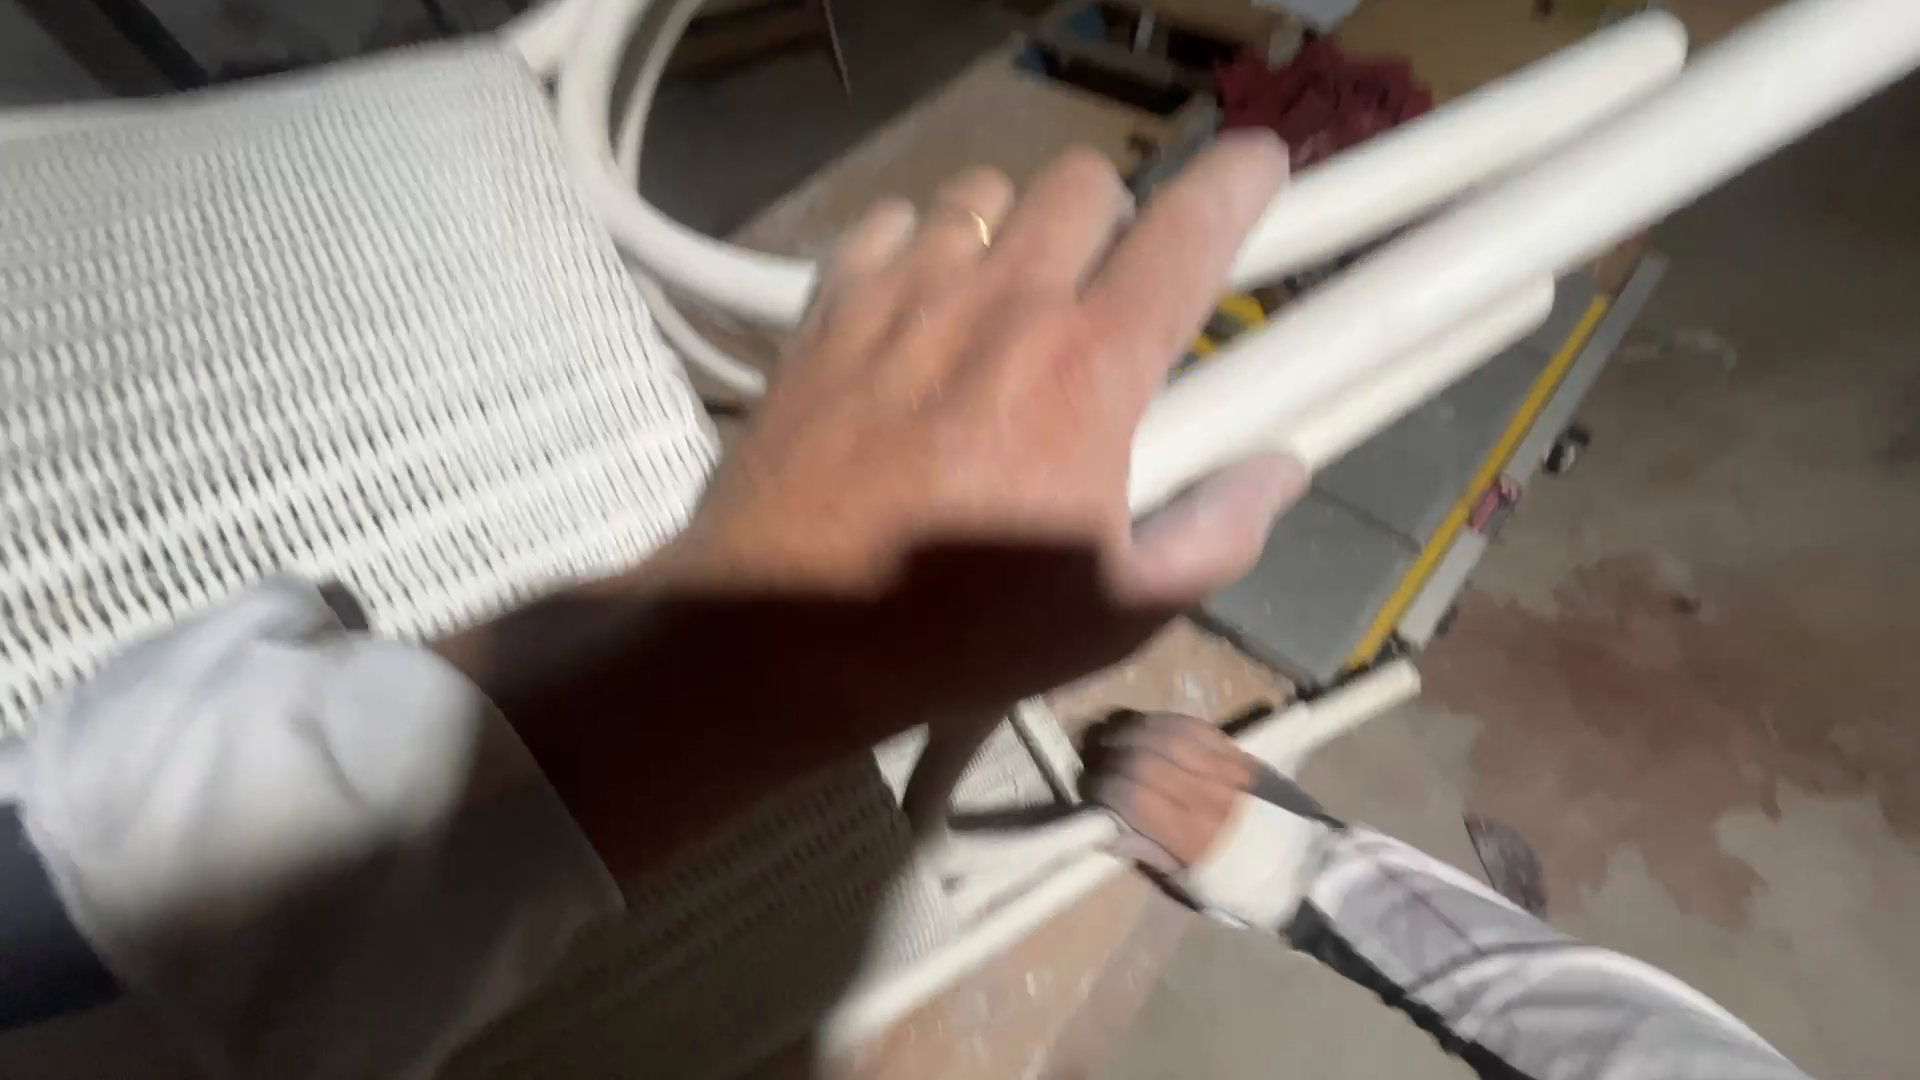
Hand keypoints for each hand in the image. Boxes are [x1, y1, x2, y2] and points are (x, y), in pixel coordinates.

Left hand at [654, 133, 1305, 721]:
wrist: (788, 632)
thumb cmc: (962, 631)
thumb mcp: (1116, 612)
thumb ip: (1215, 534)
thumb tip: (1278, 469)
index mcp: (1088, 368)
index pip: (1191, 229)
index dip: (1240, 183)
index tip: (1255, 173)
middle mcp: (1000, 303)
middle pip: (1082, 182)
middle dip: (1113, 219)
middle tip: (1101, 288)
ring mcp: (904, 293)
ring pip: (984, 193)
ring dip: (1016, 230)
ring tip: (1006, 298)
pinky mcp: (827, 308)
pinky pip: (890, 225)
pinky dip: (919, 245)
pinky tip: (916, 306)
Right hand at [1082, 710, 1332, 928]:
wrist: (1314, 872)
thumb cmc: (1251, 890)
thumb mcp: (1196, 889)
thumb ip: (1151, 855)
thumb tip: (1107, 831)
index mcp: (1192, 835)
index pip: (1130, 793)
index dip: (1102, 787)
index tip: (1091, 790)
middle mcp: (1206, 793)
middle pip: (1142, 756)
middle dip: (1111, 756)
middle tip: (1099, 764)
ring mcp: (1225, 767)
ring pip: (1165, 732)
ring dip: (1132, 731)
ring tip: (1116, 739)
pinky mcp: (1240, 752)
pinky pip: (1193, 725)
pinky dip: (1163, 722)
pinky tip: (1149, 729)